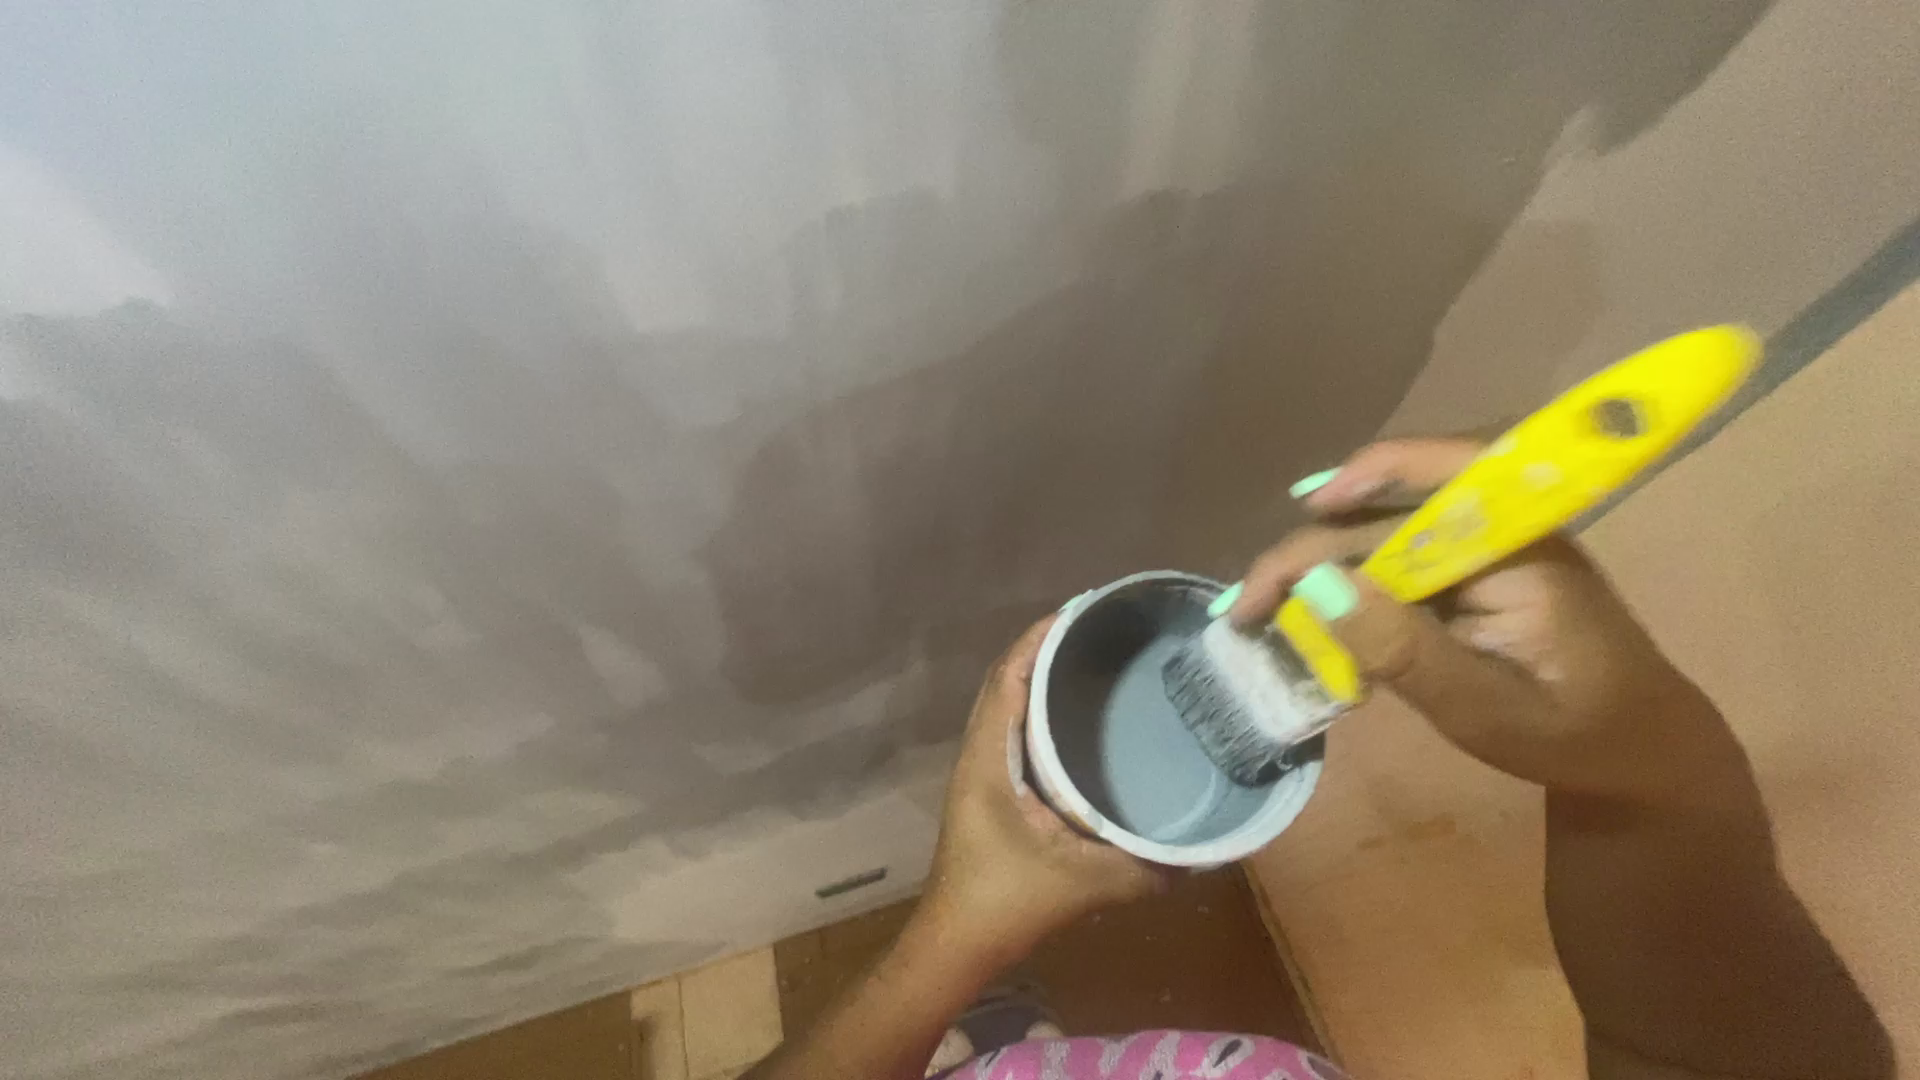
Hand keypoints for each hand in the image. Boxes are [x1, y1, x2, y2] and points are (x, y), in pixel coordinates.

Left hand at [917, 617, 1171, 963]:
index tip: (1077, 612)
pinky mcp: (985, 785)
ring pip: (1002, 702)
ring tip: (1083, 659)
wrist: (955, 941)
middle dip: (1041, 648)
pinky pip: (1007, 727)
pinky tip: (1068, 718)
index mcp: (989, 756)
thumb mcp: (1082, 884)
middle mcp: (978, 750)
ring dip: (1034, 674)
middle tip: (1093, 630)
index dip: (1036, 638)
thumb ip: (1142, 870)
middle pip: (1003, 680)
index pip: (1007, 677)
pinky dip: (1031, 706)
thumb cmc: (1005, 902)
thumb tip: (1203, 856)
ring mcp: (978, 767)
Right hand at [1227, 437, 1746, 802]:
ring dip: (1308, 570)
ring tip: (1258, 611)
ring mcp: (1469, 552)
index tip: (1309, 502)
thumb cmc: (1576, 735)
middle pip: (1382, 513)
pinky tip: (1302, 619)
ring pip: (1369, 536)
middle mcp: (1492, 532)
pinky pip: (1379, 564)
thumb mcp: (1488, 710)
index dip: (1377, 468)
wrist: (1635, 755)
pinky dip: (1332, 589)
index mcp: (1523, 547)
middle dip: (1305, 553)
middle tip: (1245, 608)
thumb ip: (1406, 651)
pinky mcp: (1452, 575)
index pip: (1456, 469)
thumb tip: (1318, 586)